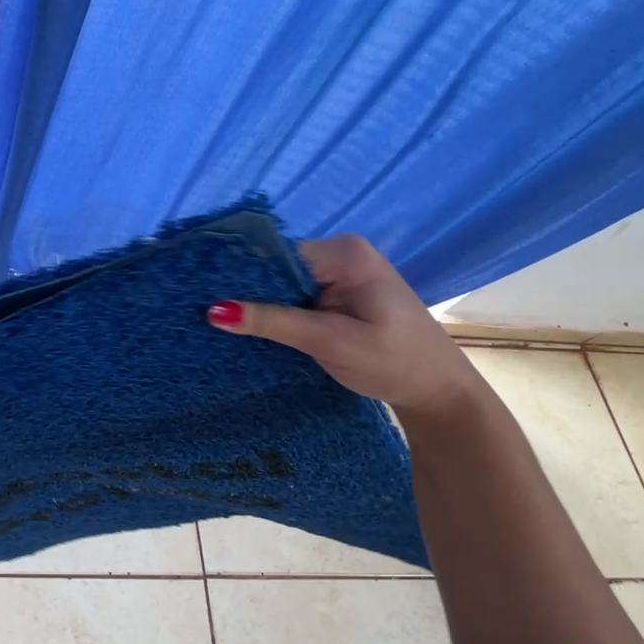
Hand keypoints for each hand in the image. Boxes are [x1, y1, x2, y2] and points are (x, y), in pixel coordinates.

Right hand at [206, 233, 485, 418]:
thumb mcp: (330, 342)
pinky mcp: (340, 292)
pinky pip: (296, 294)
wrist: (439, 391)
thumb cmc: (394, 363)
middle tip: (206, 315)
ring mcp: (341, 271)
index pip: (276, 254)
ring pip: (283, 282)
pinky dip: (277, 311)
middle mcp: (341, 252)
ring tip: (222, 323)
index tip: (204, 297)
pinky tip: (255, 327)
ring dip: (260, 304)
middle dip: (247, 290)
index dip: (241, 276)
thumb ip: (273, 322)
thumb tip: (213, 309)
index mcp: (345, 252)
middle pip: (277, 266)